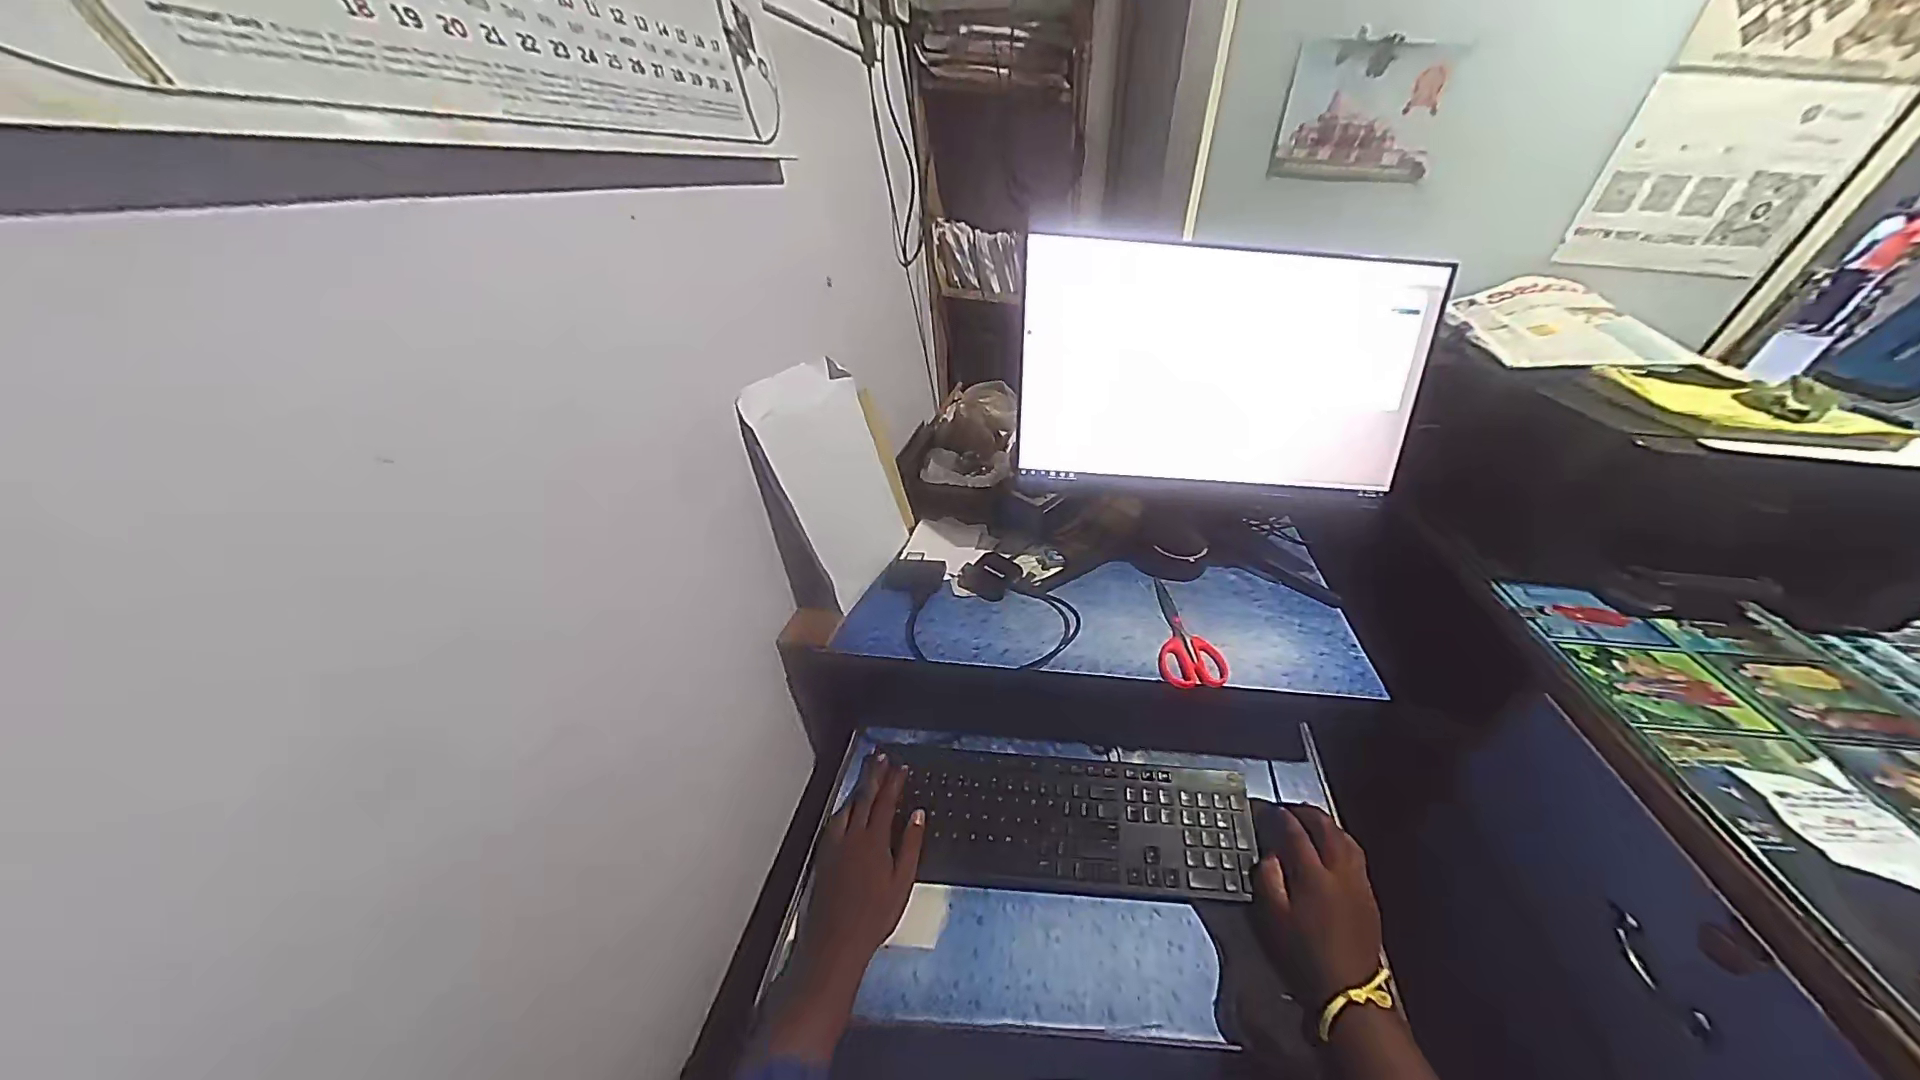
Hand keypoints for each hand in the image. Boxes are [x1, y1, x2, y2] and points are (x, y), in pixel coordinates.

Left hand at [797, 753, 926, 984]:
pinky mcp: (823, 855)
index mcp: (874, 840)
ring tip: (866, 773)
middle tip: (880, 756)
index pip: (885, 801)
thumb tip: (917, 815)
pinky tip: (846, 807)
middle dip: (873, 774)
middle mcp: (851, 836)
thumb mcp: (902, 881)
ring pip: (847, 805)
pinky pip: (834, 819)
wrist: (835, 942)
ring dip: (858, 786)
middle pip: (863, 796)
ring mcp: (834, 844)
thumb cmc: (873, 917)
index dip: (894, 781)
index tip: (900, 766)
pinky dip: (844, 806)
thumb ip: (911, 844)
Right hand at [1250, 802, 1382, 1007]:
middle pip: (1326, 828)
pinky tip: (1330, 847)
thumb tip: (1269, 854)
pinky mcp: (1369, 895)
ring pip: (1345, 838)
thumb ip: (1268, 879)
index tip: (1266, 810)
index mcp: (1313, 876)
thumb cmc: (1303, 953)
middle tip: (1287, 810)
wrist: (1347, 990)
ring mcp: (1359, 882)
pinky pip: (1355, 854)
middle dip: (1305, 813)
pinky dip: (1339, 840)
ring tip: (1308, 822)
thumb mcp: (1272, 917)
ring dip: (1325, 824)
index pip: (1294, 833)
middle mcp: (1340, 872)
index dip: (1278, 817)